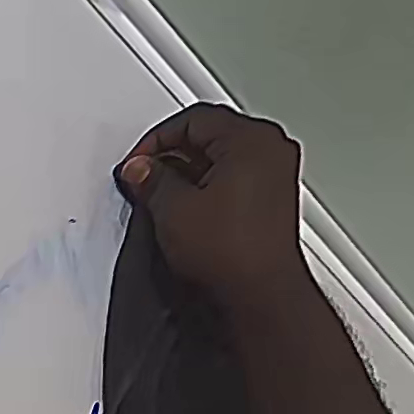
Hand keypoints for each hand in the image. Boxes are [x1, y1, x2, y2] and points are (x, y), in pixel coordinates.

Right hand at [117, 103, 304, 298]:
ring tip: (162, 196)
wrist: (260, 294)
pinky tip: (186, 209)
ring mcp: (275, 176)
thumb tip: (140, 169)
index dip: (157, 139)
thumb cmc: (233, 253)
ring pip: (222, 157)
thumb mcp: (174, 209)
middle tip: (145, 175)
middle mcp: (271, 151)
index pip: (195, 119)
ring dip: (188, 171)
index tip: (138, 162)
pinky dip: (207, 186)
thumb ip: (152, 180)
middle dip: (172, 153)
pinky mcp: (271, 201)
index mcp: (251, 140)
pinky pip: (234, 178)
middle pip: (211, 134)